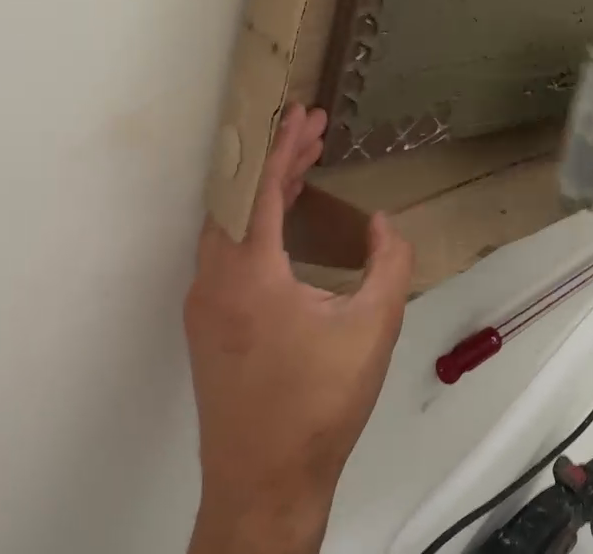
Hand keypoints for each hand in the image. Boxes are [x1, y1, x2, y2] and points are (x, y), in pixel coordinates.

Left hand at [185, 104, 413, 553]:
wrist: (267, 480)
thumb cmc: (322, 402)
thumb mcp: (374, 325)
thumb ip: (387, 263)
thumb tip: (382, 225)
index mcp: (250, 277)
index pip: (259, 192)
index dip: (281, 147)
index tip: (302, 113)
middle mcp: (215, 285)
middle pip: (236, 203)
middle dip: (272, 161)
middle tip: (308, 129)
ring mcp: (205, 309)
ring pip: (227, 229)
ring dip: (261, 193)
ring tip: (300, 167)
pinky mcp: (210, 329)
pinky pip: (226, 255)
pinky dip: (253, 224)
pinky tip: (281, 226)